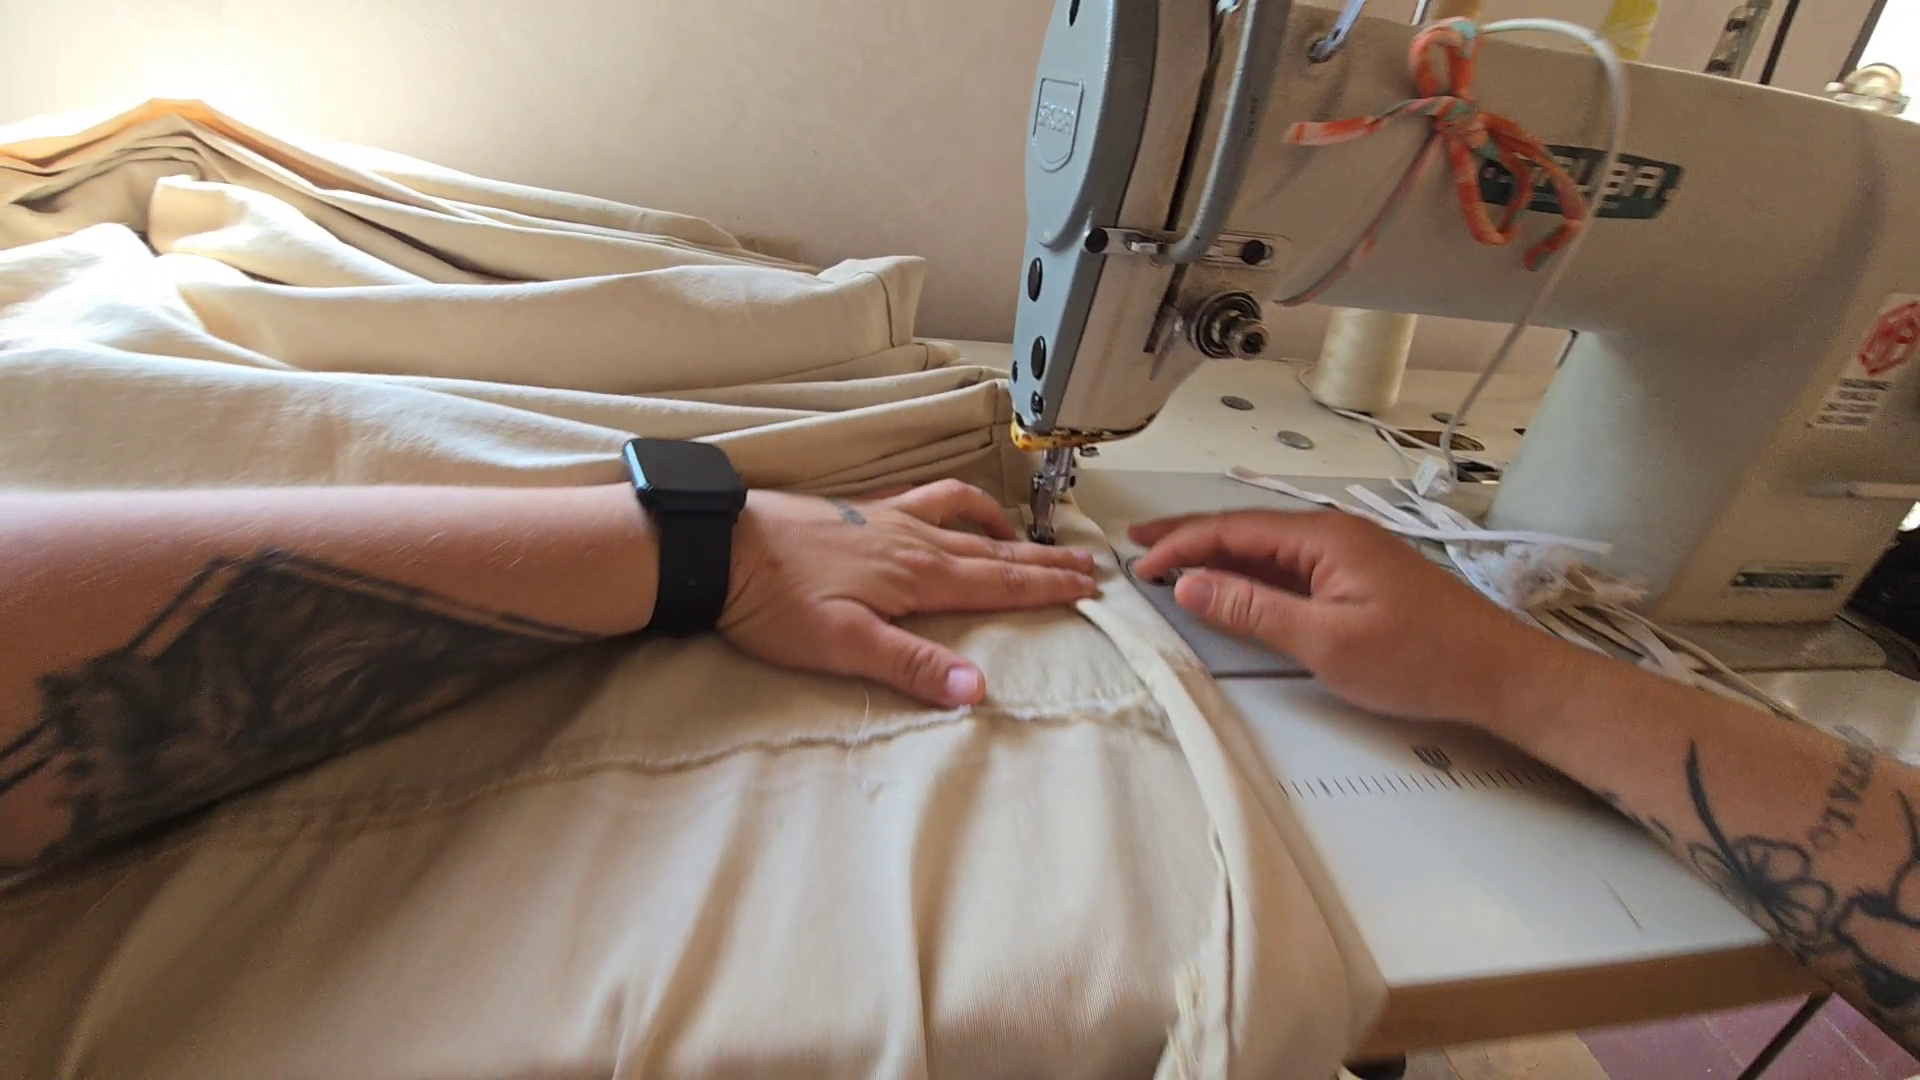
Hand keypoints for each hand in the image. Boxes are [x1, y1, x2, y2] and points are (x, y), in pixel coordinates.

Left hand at [720, 480, 1098, 706]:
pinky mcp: (865, 508)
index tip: (1088, 587)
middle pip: (994, 551)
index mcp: (919, 577)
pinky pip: (927, 498)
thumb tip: (979, 690)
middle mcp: (915, 542)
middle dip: (1044, 561)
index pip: (999, 582)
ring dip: (1007, 531)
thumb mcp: (844, 645)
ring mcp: (890, 519)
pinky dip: (958, 503)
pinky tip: (956, 511)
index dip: (1046, 587)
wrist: (723, 547)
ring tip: (1033, 539)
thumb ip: (913, 665)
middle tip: (1087, 563)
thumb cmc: (778, 603)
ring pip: (966, 521)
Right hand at [1129, 509, 1551, 724]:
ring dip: (1214, 554)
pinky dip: (1246, 573)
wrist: (1505, 676)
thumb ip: (1251, 609)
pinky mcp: (1353, 575)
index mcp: (1322, 536)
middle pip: (1244, 528)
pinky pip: (1286, 566)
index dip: (1181, 544)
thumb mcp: (1324, 640)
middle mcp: (1330, 533)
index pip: (1232, 530)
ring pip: (1263, 547)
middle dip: (1188, 535)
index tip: (1141, 565)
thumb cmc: (1420, 659)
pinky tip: (1226, 582)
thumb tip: (1189, 584)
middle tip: (1139, 541)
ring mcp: (1344, 554)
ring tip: (1169, 559)